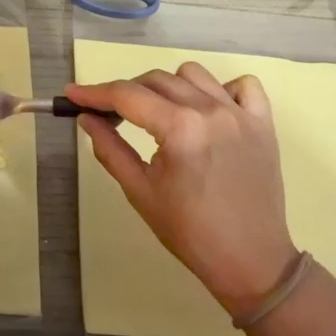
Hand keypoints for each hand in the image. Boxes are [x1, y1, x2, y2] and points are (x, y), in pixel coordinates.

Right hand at [68, 66, 298, 316]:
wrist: (250, 260)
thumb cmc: (189, 232)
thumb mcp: (140, 192)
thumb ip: (110, 149)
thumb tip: (86, 118)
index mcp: (180, 129)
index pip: (127, 96)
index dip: (94, 93)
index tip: (73, 94)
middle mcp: (210, 111)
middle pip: (156, 80)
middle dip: (125, 92)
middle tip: (109, 114)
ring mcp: (241, 114)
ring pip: (193, 75)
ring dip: (167, 86)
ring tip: (159, 113)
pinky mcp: (263, 124)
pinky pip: (242, 86)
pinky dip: (220, 89)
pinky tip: (206, 110)